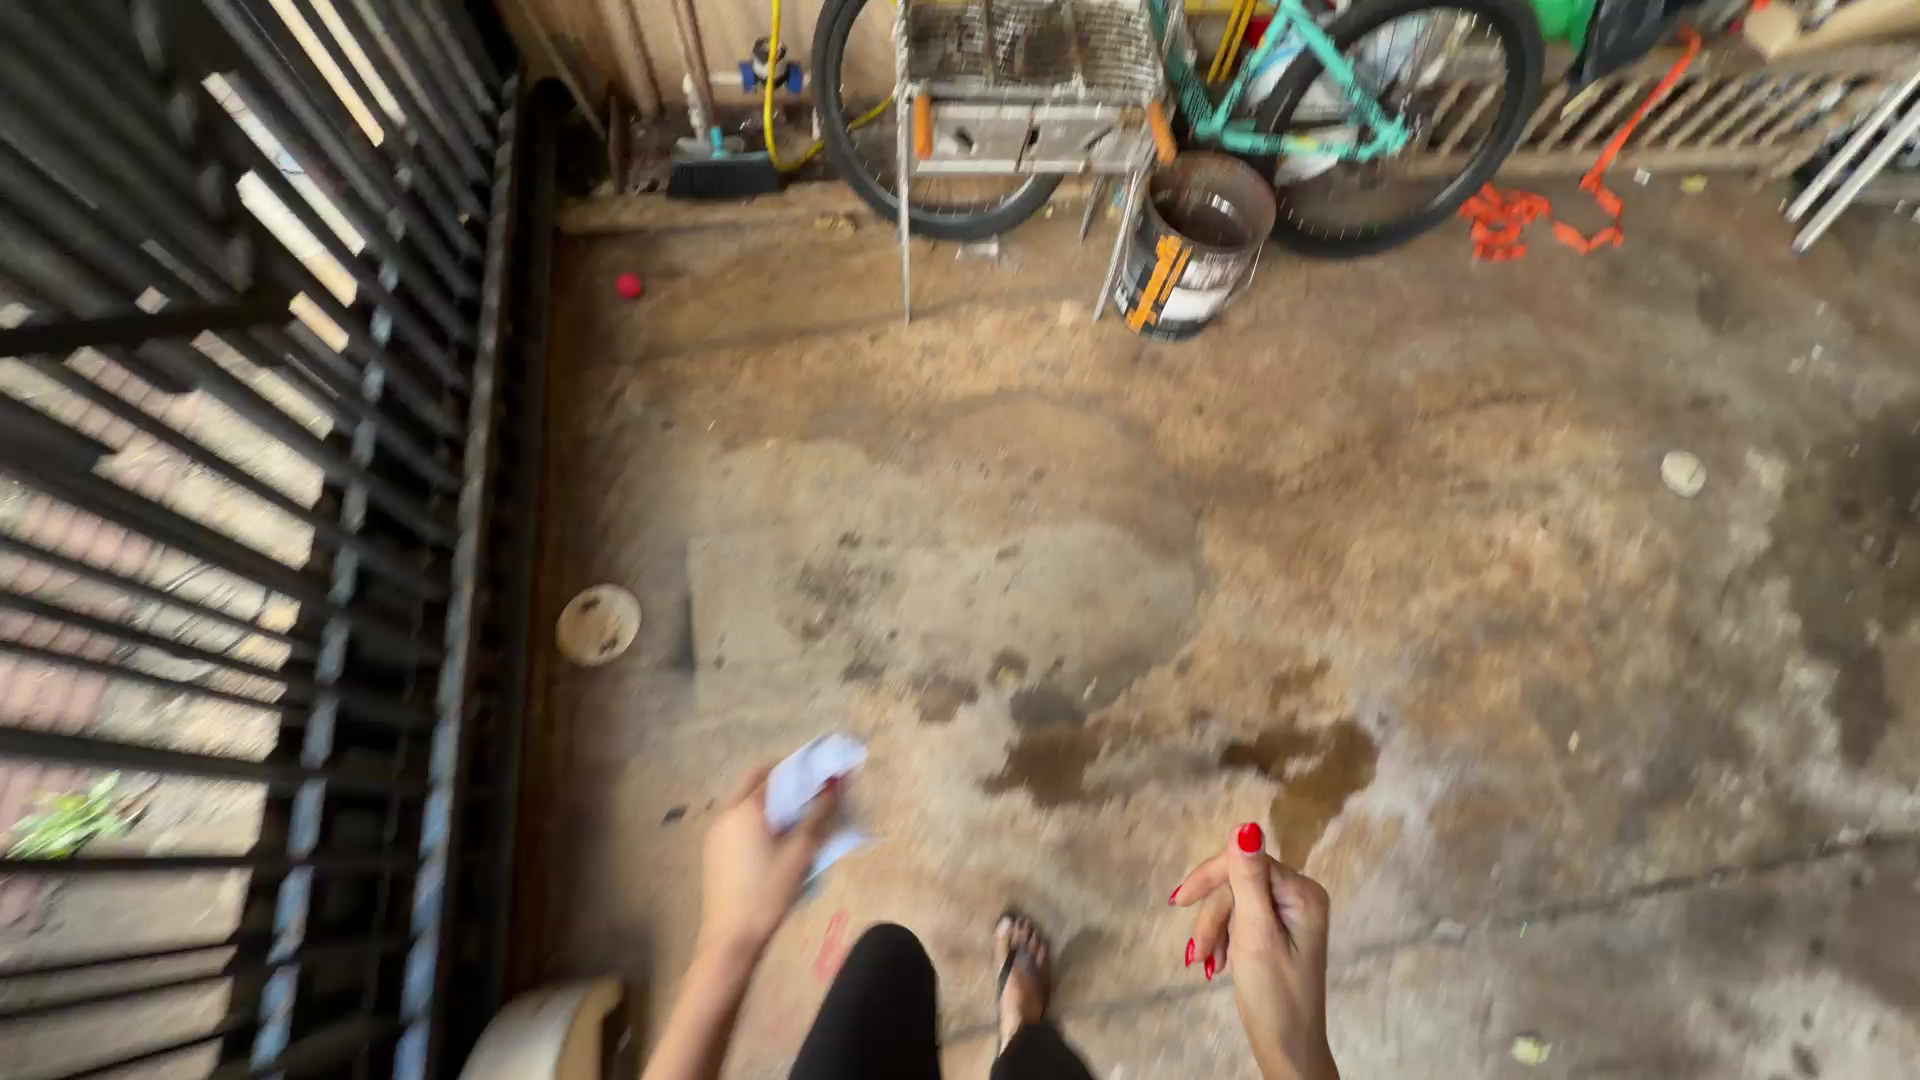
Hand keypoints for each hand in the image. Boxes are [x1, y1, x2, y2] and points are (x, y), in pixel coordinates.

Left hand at [697, 763, 841, 960]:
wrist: (731, 938)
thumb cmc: (768, 892)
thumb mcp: (801, 851)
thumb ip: (819, 813)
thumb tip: (837, 783)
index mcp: (746, 808)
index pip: (775, 771)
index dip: (801, 768)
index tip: (822, 774)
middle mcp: (726, 812)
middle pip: (755, 779)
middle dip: (783, 778)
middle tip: (809, 791)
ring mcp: (716, 831)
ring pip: (745, 798)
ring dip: (769, 796)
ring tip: (795, 814)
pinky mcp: (714, 849)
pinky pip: (737, 817)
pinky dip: (756, 814)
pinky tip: (774, 837)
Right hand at [1171, 823, 1338, 1079]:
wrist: (1288, 1052)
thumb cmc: (1275, 995)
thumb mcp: (1255, 934)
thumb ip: (1248, 878)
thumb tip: (1246, 824)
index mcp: (1302, 891)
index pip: (1244, 862)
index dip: (1210, 879)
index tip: (1179, 901)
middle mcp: (1299, 894)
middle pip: (1237, 883)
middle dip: (1213, 916)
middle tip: (1195, 951)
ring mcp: (1289, 912)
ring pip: (1233, 902)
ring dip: (1214, 931)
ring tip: (1205, 965)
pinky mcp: (1277, 929)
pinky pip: (1239, 918)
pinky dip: (1222, 938)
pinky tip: (1216, 963)